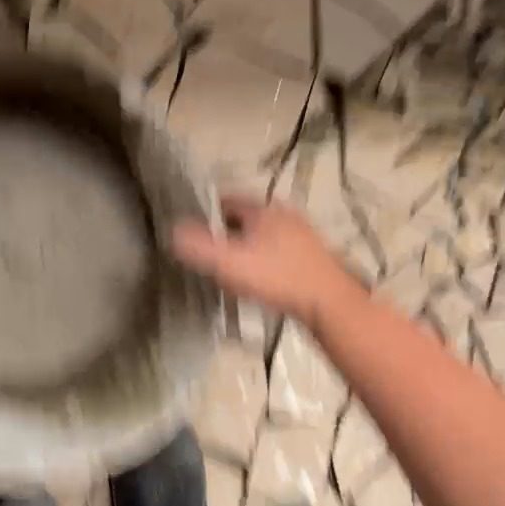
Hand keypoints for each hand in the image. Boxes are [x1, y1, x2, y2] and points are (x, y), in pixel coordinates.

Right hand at [171, 194, 363, 331]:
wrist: (333, 305)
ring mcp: (303, 234)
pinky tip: (263, 278)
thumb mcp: (229, 263)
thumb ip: (197, 247)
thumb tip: (171, 231)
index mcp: (262, 209)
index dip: (206, 213)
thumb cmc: (277, 278)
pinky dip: (267, 258)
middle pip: (245, 217)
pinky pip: (280, 249)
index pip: (225, 200)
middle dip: (227, 231)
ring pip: (264, 233)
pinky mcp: (315, 255)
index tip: (194, 232)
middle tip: (212, 252)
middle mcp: (284, 213)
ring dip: (248, 245)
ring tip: (235, 267)